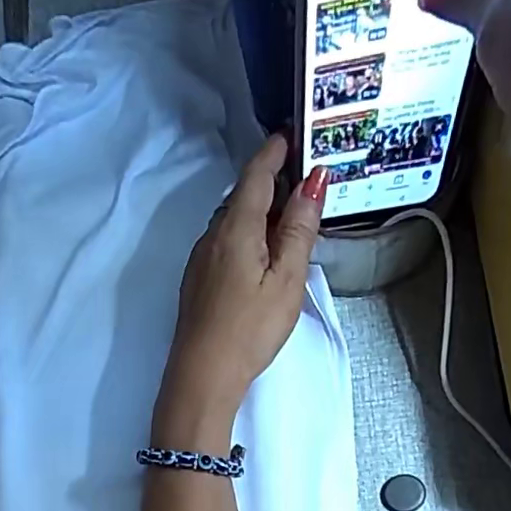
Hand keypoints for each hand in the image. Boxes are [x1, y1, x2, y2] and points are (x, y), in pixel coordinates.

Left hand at [155, 134, 326, 451]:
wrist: (202, 376)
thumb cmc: (249, 329)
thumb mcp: (286, 279)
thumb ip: (299, 229)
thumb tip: (313, 181)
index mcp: (235, 227)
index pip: (256, 174)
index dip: (275, 152)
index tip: (291, 135)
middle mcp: (211, 236)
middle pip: (242, 197)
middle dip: (270, 184)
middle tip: (302, 183)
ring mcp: (200, 261)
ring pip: (232, 223)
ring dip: (258, 214)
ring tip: (288, 223)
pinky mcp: (197, 285)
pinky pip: (224, 245)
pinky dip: (246, 238)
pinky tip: (260, 258)